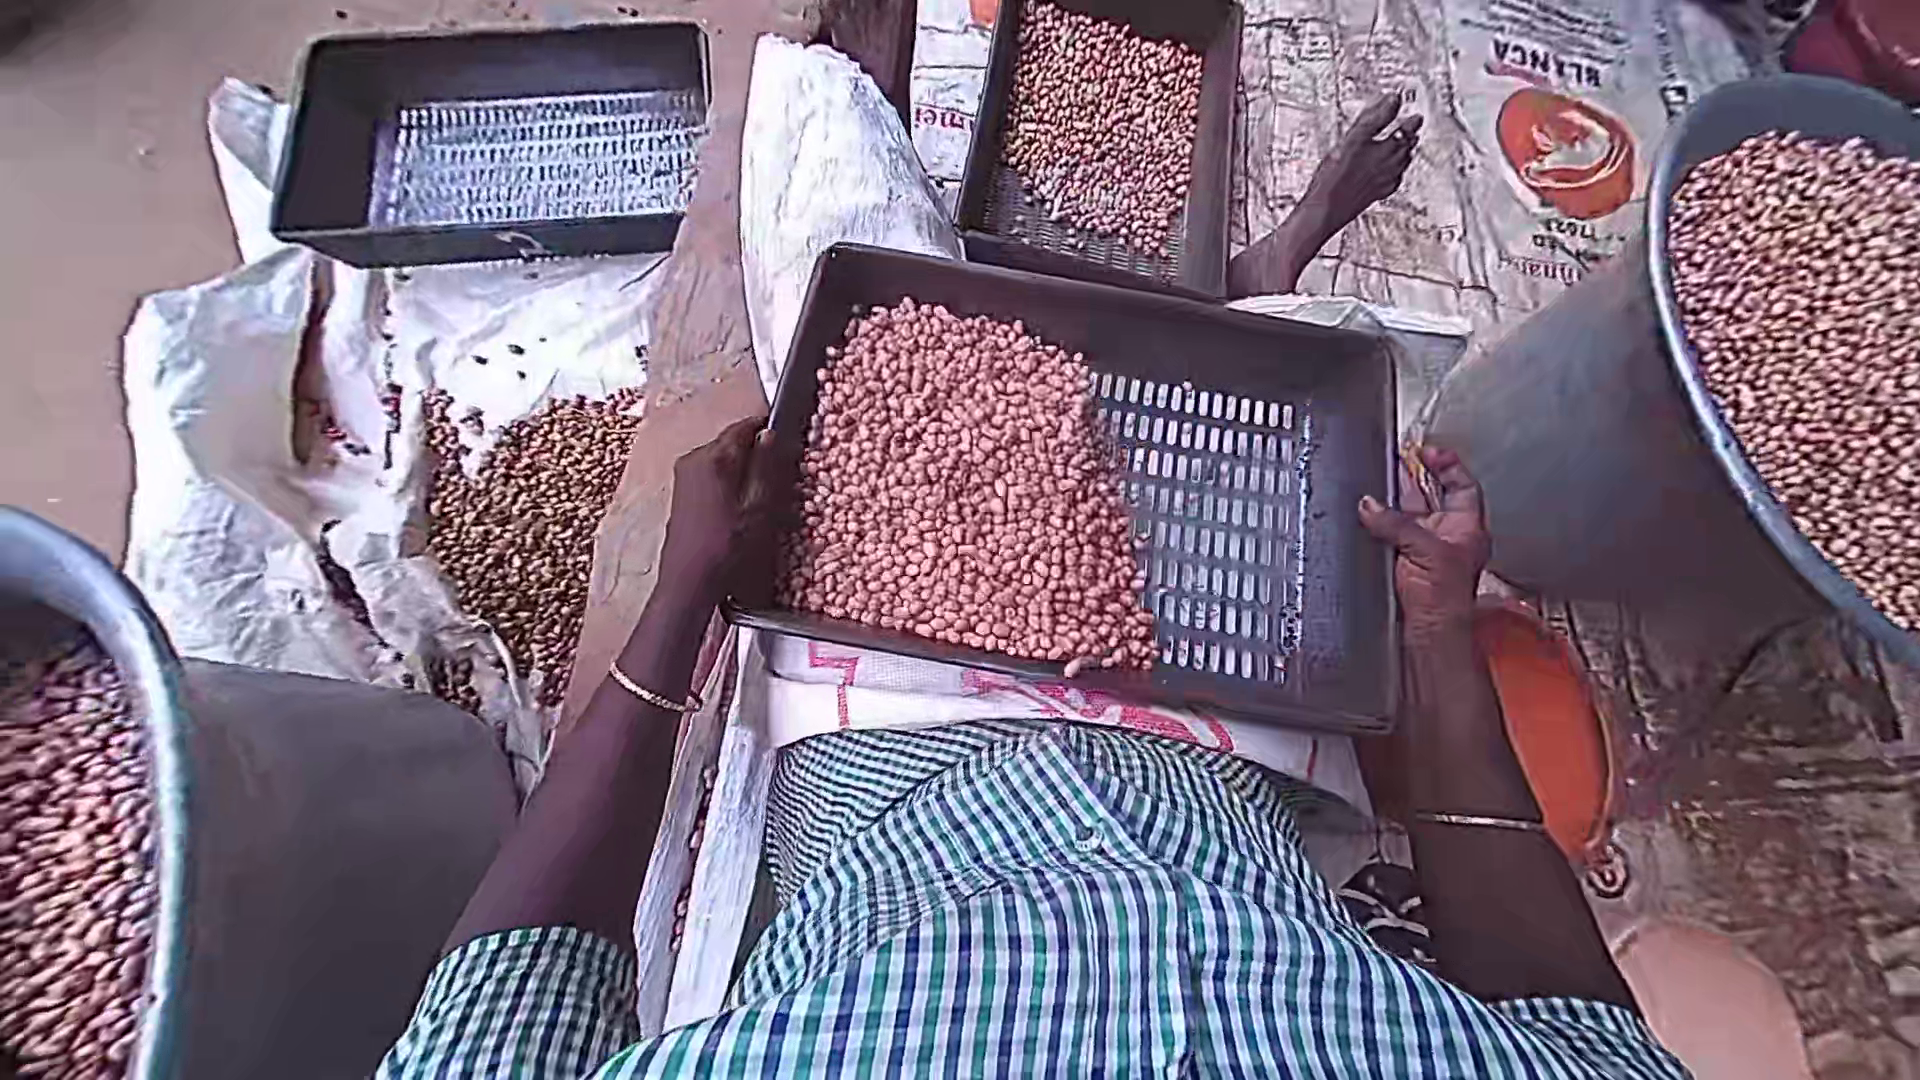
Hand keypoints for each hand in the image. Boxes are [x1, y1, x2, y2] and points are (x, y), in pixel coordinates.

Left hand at [658, 416, 784, 605]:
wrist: (690, 579)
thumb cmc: (728, 545)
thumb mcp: (758, 507)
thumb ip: (765, 467)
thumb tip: (770, 434)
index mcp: (712, 458)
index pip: (745, 426)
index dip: (769, 429)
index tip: (789, 441)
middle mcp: (693, 458)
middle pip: (733, 441)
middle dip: (758, 450)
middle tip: (782, 471)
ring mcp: (684, 474)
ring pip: (723, 457)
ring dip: (745, 466)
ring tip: (765, 489)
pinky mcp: (683, 491)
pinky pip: (712, 472)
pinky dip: (731, 478)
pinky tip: (743, 501)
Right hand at [1300, 92, 1422, 236]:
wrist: (1322, 214)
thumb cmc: (1334, 180)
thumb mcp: (1353, 139)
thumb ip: (1376, 117)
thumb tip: (1394, 99)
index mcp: (1391, 148)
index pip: (1409, 127)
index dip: (1410, 118)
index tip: (1413, 114)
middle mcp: (1392, 166)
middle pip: (1406, 147)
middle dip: (1408, 137)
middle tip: (1409, 129)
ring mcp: (1383, 184)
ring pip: (1399, 164)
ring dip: (1400, 155)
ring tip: (1398, 150)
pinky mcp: (1372, 198)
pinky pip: (1387, 182)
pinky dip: (1389, 175)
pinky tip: (1382, 176)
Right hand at [1358, 446, 1488, 641]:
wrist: (1427, 628)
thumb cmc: (1443, 598)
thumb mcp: (1425, 551)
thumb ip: (1395, 524)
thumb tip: (1369, 504)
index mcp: (1466, 529)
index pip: (1463, 487)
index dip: (1449, 467)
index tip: (1430, 451)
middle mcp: (1445, 536)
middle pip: (1431, 497)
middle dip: (1415, 478)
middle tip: (1399, 459)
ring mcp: (1421, 548)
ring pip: (1406, 514)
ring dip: (1392, 499)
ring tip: (1378, 479)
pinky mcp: (1400, 560)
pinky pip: (1387, 532)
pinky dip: (1376, 520)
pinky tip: (1366, 511)